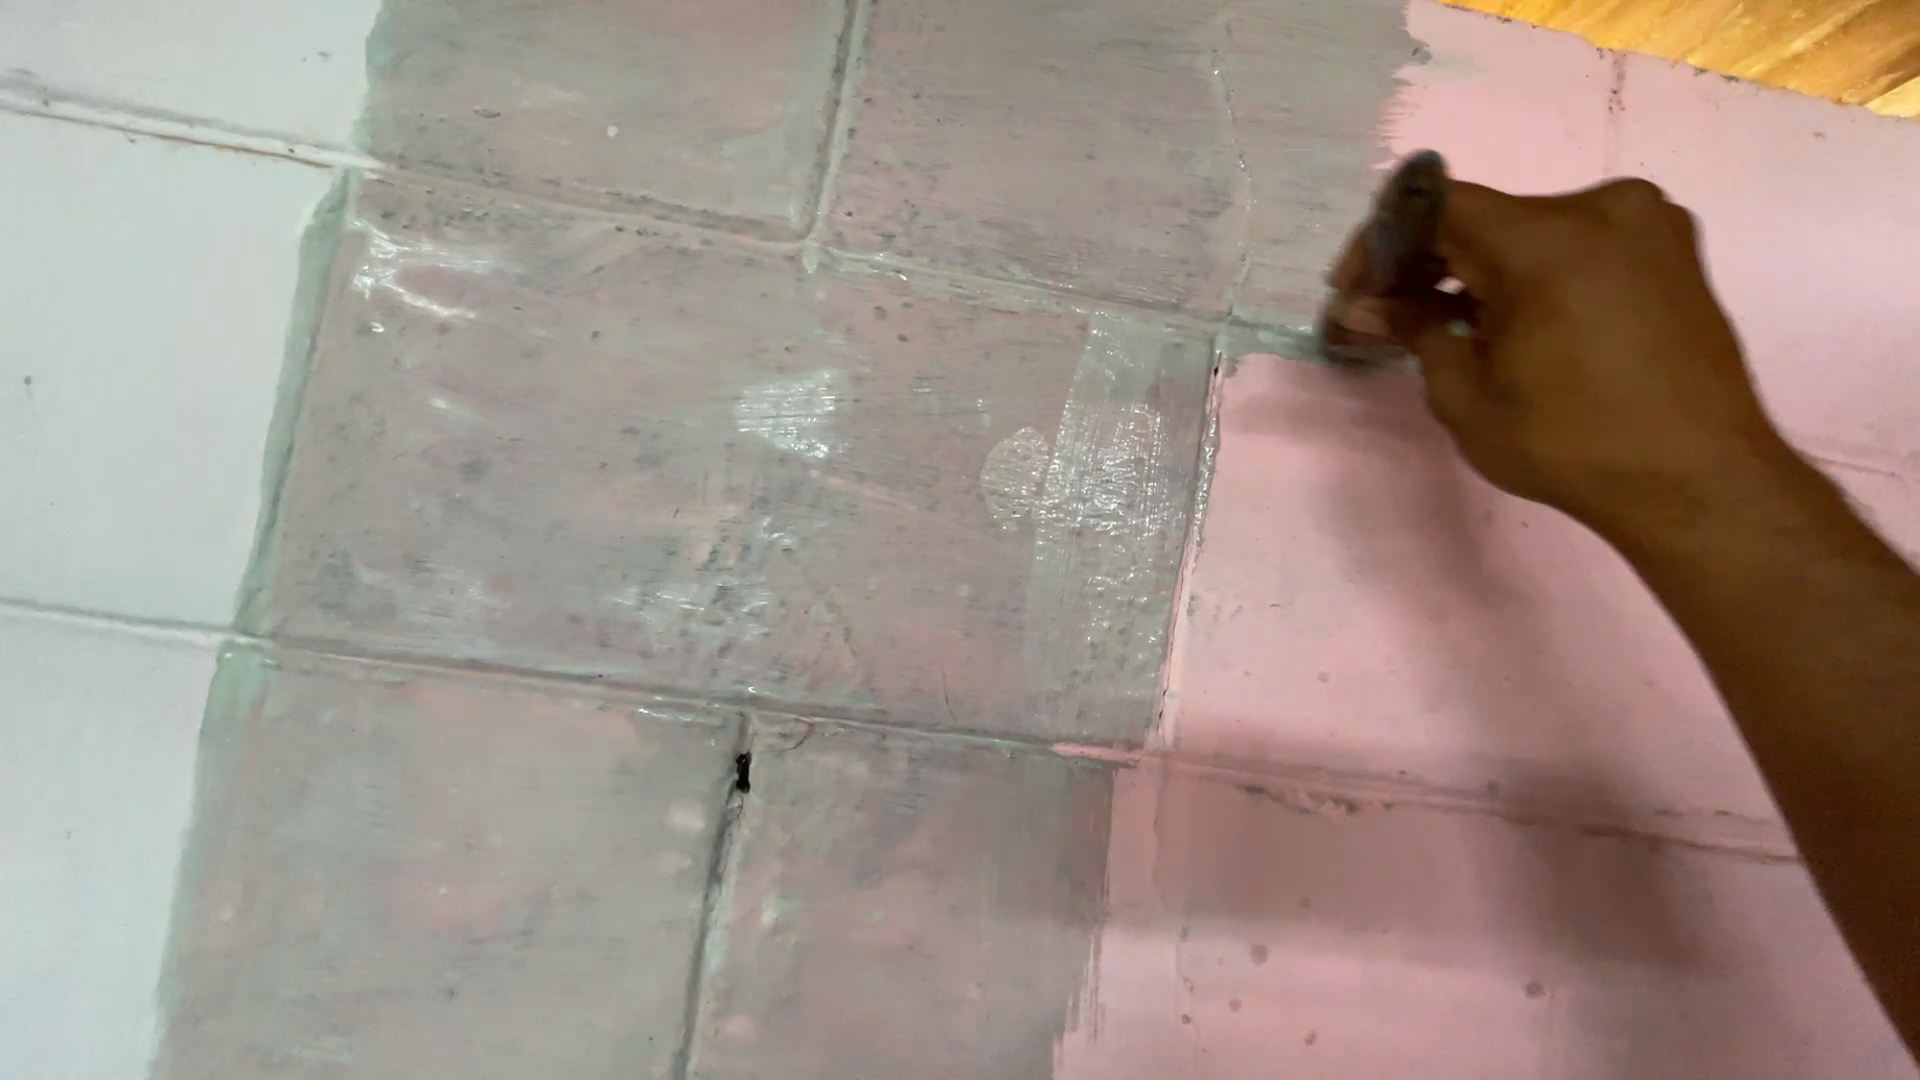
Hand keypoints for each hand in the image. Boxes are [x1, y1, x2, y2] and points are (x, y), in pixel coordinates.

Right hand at [1329, 177, 1791, 539]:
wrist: (1692, 478)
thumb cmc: (1563, 440)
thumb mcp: (1463, 391)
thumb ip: (1412, 329)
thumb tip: (1361, 306)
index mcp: (1547, 240)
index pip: (1438, 206)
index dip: (1381, 241)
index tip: (1353, 290)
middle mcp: (1604, 209)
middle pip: (1482, 217)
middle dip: (1422, 262)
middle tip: (1383, 313)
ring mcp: (1645, 225)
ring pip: (1524, 231)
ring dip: (1469, 270)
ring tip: (1436, 325)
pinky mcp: (1667, 251)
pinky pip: (1570, 244)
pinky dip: (1521, 273)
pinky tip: (1496, 320)